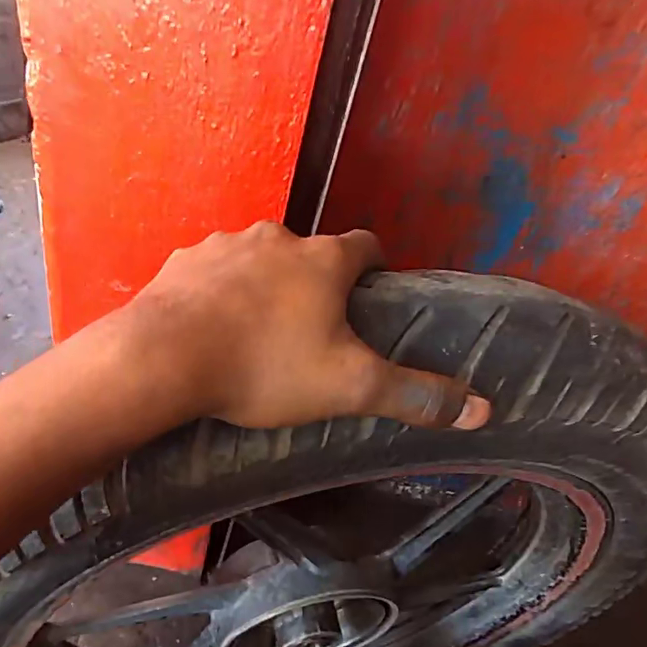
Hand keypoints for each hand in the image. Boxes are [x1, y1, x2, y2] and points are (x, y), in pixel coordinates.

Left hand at [119, 222, 491, 430]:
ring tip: (255, 334)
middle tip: (309, 332)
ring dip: (263, 286)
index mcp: (323, 259)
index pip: (367, 246)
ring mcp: (223, 245)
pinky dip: (218, 292)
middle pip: (309, 254)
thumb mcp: (348, 387)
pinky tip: (209, 328)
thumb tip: (483, 409)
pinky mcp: (181, 262)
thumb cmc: (265, 368)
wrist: (164, 359)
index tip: (370, 296)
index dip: (374, 269)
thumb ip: (414, 394)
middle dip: (314, 284)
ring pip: (257, 259)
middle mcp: (276, 237)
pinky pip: (211, 272)